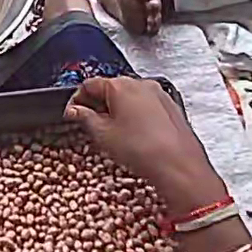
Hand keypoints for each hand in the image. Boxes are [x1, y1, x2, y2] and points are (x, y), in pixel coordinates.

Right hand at [64, 76, 225, 210]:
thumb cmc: (143, 150)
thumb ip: (84, 117)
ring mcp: (159, 95)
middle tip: (90, 125)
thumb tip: (76, 111)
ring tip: (112, 134)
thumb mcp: (102, 134)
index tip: (72, 113)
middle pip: (111, 88)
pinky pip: (146, 106)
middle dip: (97, 104)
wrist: (178, 167)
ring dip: (117, 110)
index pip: (89, 84)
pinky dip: (135, 115)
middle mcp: (141, 85)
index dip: (77, 100)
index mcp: (120, 86)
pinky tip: (133, 136)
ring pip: (129, 97)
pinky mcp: (171, 108)